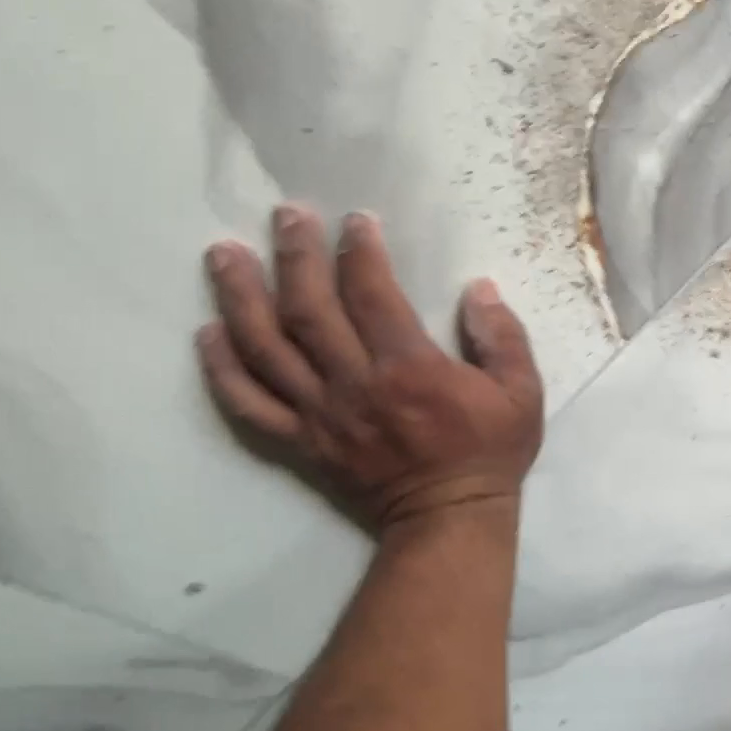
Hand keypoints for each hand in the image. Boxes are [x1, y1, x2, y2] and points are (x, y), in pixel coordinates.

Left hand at [197, 206, 542, 538]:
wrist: (449, 515)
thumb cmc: (491, 451)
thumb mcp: (522, 392)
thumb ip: (503, 338)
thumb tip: (478, 289)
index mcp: (409, 367)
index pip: (373, 295)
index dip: (361, 253)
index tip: (355, 221)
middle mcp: (354, 383)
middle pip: (309, 309)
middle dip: (295, 256)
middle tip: (285, 215)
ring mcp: (319, 413)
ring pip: (265, 348)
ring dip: (240, 297)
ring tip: (223, 255)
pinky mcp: (300, 441)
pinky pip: (248, 403)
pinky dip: (221, 367)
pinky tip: (207, 334)